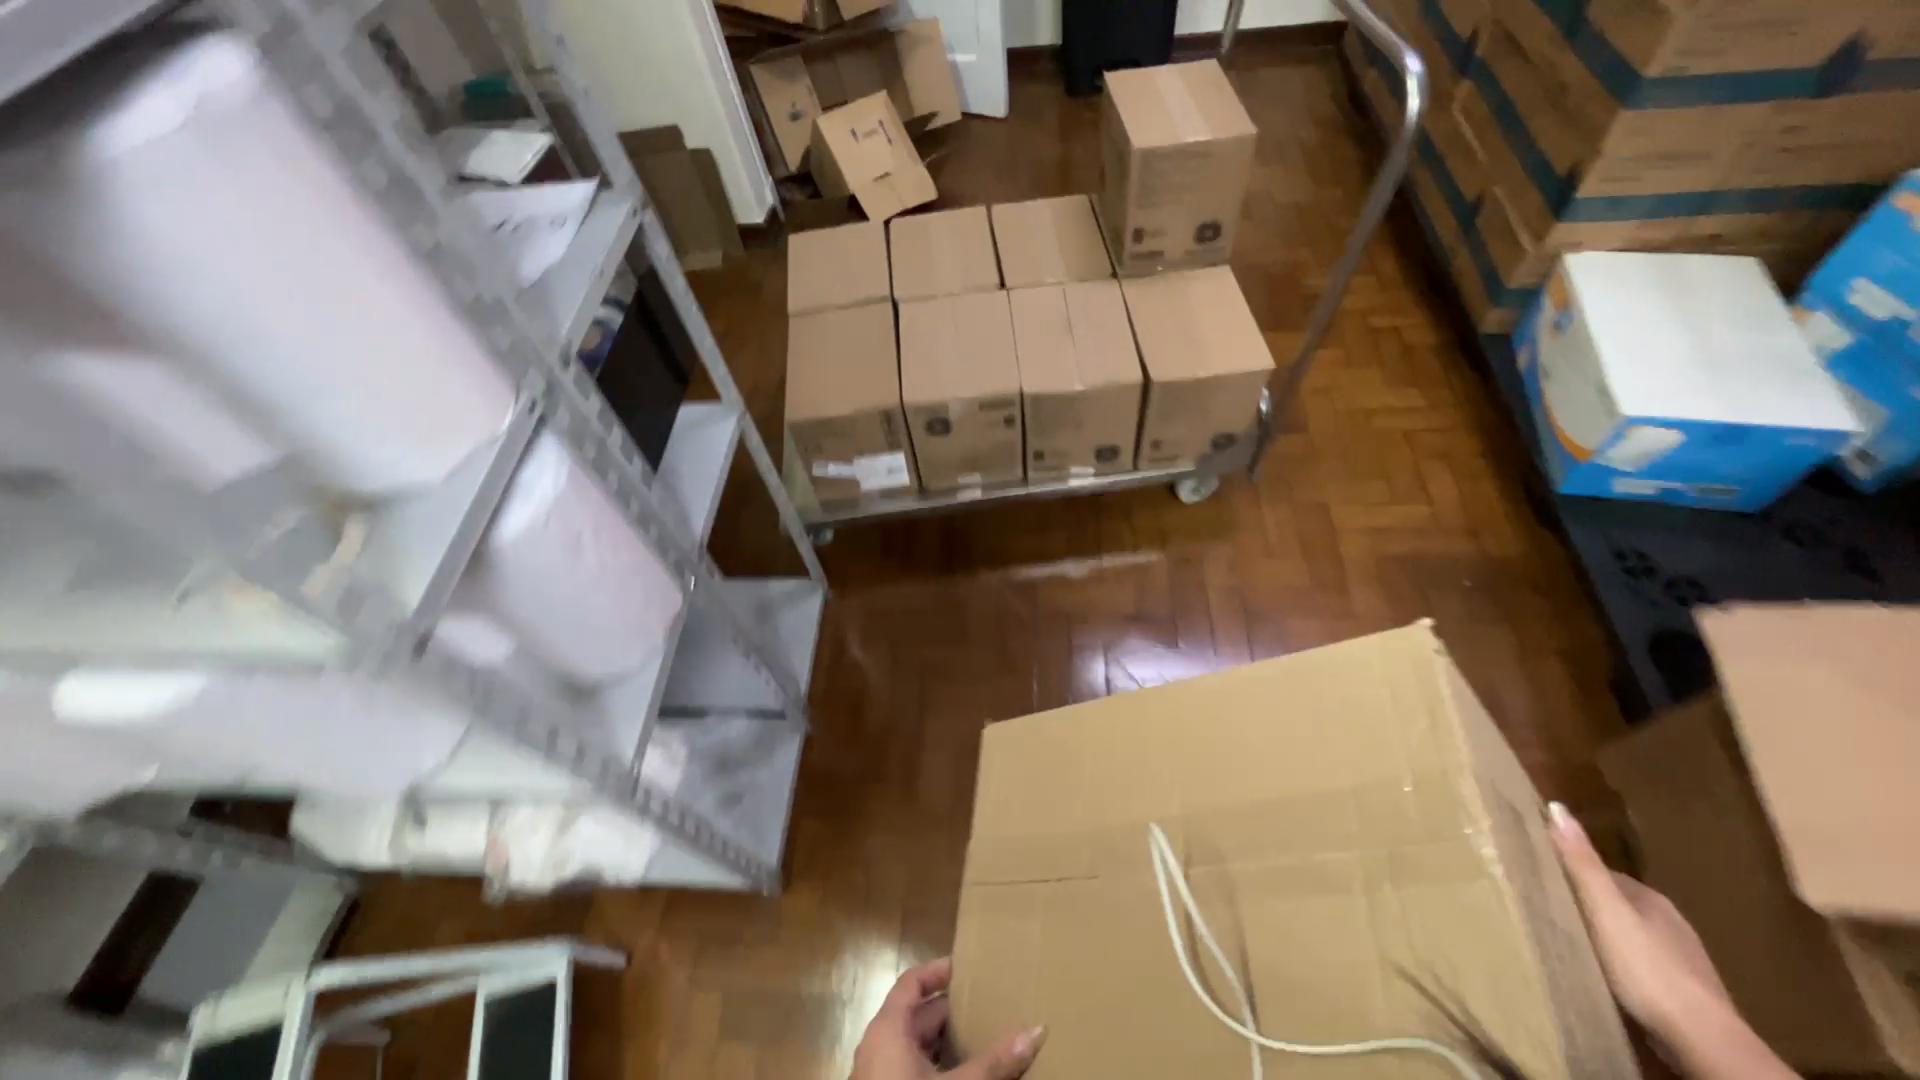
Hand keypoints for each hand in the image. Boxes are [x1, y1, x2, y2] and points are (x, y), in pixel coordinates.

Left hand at [851, 958, 1045, 1079]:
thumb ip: (996, 1061)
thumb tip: (1037, 1029)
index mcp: (887, 1030)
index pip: (911, 983)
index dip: (938, 971)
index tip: (968, 967)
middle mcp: (879, 1048)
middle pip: (918, 1016)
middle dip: (953, 1011)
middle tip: (990, 1004)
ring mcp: (880, 1077)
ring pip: (917, 1047)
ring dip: (949, 1042)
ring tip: (986, 1037)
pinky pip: (914, 1071)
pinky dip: (940, 1066)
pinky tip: (969, 1075)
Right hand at [1548, 801, 1730, 1040]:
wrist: (1699, 1037)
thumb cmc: (1645, 967)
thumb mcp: (1604, 910)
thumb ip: (1582, 863)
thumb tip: (1557, 806)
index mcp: (1650, 899)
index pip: (1603, 874)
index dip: (1573, 873)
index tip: (1542, 878)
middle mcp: (1670, 922)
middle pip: (1619, 904)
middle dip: (1589, 904)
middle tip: (1551, 910)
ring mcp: (1682, 958)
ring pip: (1633, 935)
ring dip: (1607, 935)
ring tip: (1573, 942)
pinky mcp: (1683, 991)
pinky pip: (1643, 964)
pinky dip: (1623, 963)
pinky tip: (1608, 975)